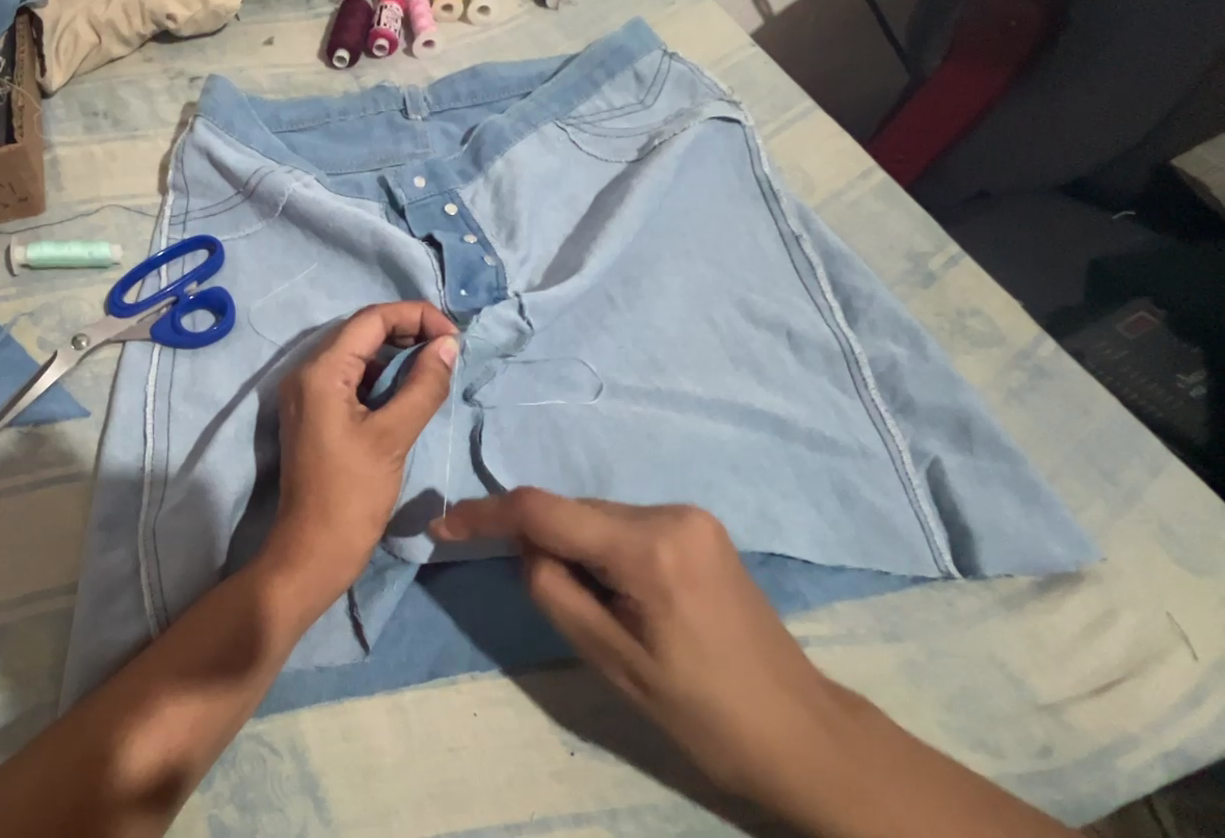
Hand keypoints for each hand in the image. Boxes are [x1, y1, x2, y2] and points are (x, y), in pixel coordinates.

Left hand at [268, 302, 458, 597]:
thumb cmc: (352, 494)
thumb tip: (448, 345)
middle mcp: (306, 373)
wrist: (313, 549)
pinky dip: (382, 378)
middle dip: (407, 333)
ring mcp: (307, 394)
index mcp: (320, 371)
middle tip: (449, 350)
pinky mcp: (314, 414)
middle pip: (361, 333)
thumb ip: (423, 385)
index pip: (371, 320)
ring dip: (396, 355)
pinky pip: (350, 380)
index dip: (415, 317)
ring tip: (436, 367)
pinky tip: (410, 390)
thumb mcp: (393, 436)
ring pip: (357, 356)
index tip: (454, 336)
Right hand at [429, 490, 860, 801]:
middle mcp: (670, 512)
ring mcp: (690, 516)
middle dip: (537, 541)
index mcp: (649, 546)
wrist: (797, 730)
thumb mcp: (607, 658)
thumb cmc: (699, 708)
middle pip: (570, 511)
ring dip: (570, 548)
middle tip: (534, 594)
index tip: (442, 526)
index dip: (485, 513)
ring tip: (591, 609)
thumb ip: (550, 587)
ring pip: (594, 517)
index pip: (543, 510)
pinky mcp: (698, 529)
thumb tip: (523, 544)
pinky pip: (621, 525)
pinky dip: (599, 550)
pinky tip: (615, 593)